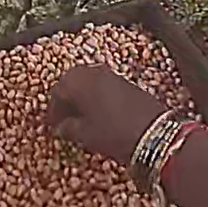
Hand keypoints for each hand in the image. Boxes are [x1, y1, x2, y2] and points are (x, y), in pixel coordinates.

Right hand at [42, 65, 164, 164]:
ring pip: (89, 83)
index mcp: (77, 81)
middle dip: (67, 101)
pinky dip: (96, 98)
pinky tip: (98, 116)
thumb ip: (68, 128)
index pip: (57, 92)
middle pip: (72, 83)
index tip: (52, 126)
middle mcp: (93, 72)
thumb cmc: (113, 132)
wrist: (155, 133)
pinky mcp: (126, 82)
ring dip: (82, 98)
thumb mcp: (85, 134)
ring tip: (81, 119)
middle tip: (64, 120)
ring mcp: (111, 75)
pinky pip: (103, 86)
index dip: (53, 110)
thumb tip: (61, 127)